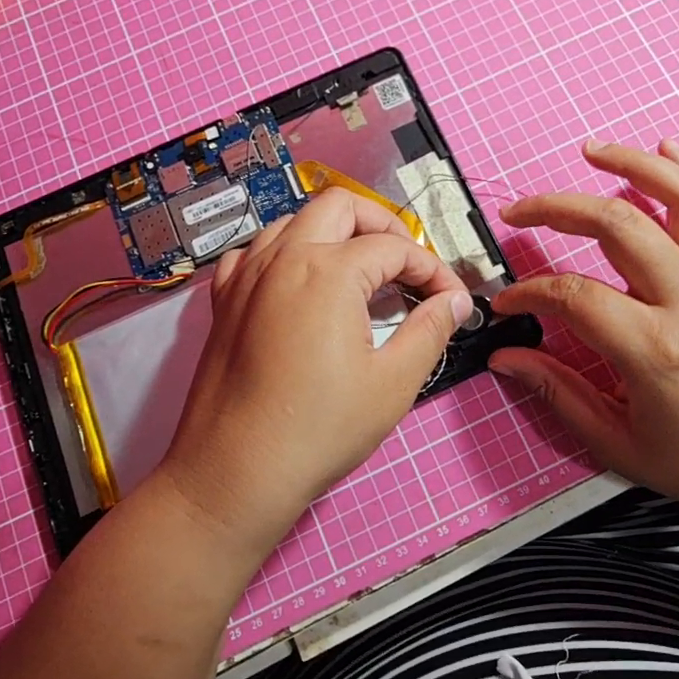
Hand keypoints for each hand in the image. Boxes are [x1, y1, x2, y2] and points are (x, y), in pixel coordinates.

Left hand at [157, 189, 472, 545]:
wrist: (234, 472)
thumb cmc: (318, 431)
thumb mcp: (392, 384)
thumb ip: (430, 330)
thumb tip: (454, 300)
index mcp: (328, 271)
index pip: (395, 247)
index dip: (432, 270)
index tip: (450, 300)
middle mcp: (283, 257)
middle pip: (341, 206)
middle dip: (382, 225)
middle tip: (405, 265)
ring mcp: (247, 275)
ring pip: (295, 219)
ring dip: (333, 233)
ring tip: (358, 272)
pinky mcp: (223, 299)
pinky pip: (255, 251)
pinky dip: (284, 253)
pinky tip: (298, 284)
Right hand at [488, 140, 678, 534]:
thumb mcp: (623, 444)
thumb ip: (558, 393)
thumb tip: (506, 359)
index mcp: (658, 350)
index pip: (574, 295)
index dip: (530, 292)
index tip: (508, 301)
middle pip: (618, 225)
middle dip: (557, 207)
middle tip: (520, 210)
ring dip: (633, 165)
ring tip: (592, 151)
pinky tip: (669, 150)